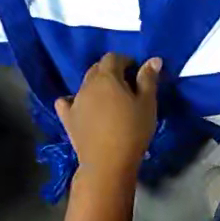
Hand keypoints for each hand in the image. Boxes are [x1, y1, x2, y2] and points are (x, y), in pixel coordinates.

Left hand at [55, 53, 161, 180]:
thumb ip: (148, 79)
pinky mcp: (67, 119)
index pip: (113, 57)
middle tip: (126, 86)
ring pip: (84, 85)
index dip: (126, 61)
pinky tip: (82, 107)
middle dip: (111, 72)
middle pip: (97, 68)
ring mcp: (75, 102)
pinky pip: (66, 102)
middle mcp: (87, 85)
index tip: (136, 72)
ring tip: (109, 101)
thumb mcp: (147, 104)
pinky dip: (73, 101)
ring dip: (96, 86)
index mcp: (107, 77)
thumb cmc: (133, 131)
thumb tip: (153, 59)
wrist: (108, 163)